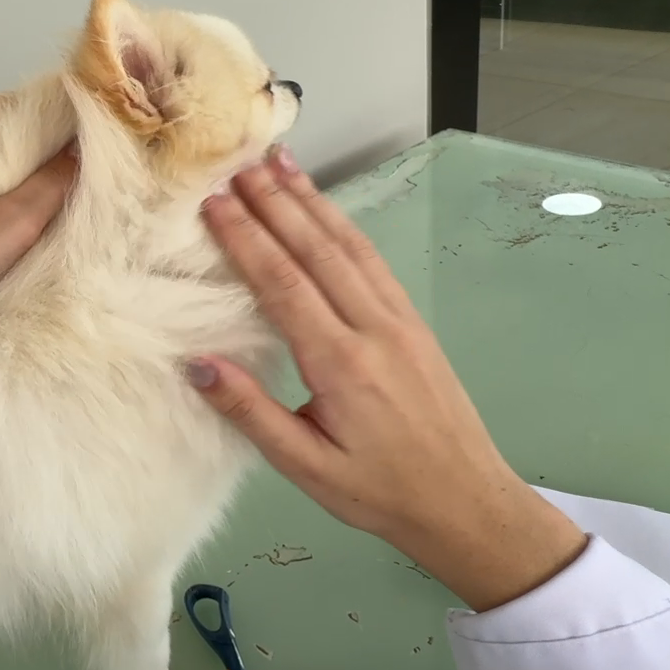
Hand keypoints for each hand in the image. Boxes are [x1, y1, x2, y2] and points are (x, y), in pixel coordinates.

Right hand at [188, 146, 584, 611]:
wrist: (472, 506)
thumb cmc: (378, 491)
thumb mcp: (305, 467)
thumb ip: (251, 412)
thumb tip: (198, 362)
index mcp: (341, 363)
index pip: (284, 285)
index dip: (247, 239)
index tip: (214, 202)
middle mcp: (374, 329)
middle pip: (317, 251)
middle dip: (275, 203)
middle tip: (239, 163)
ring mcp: (399, 321)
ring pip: (349, 246)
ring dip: (311, 201)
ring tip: (280, 163)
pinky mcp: (411, 323)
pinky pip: (371, 260)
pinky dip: (342, 224)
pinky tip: (323, 208)